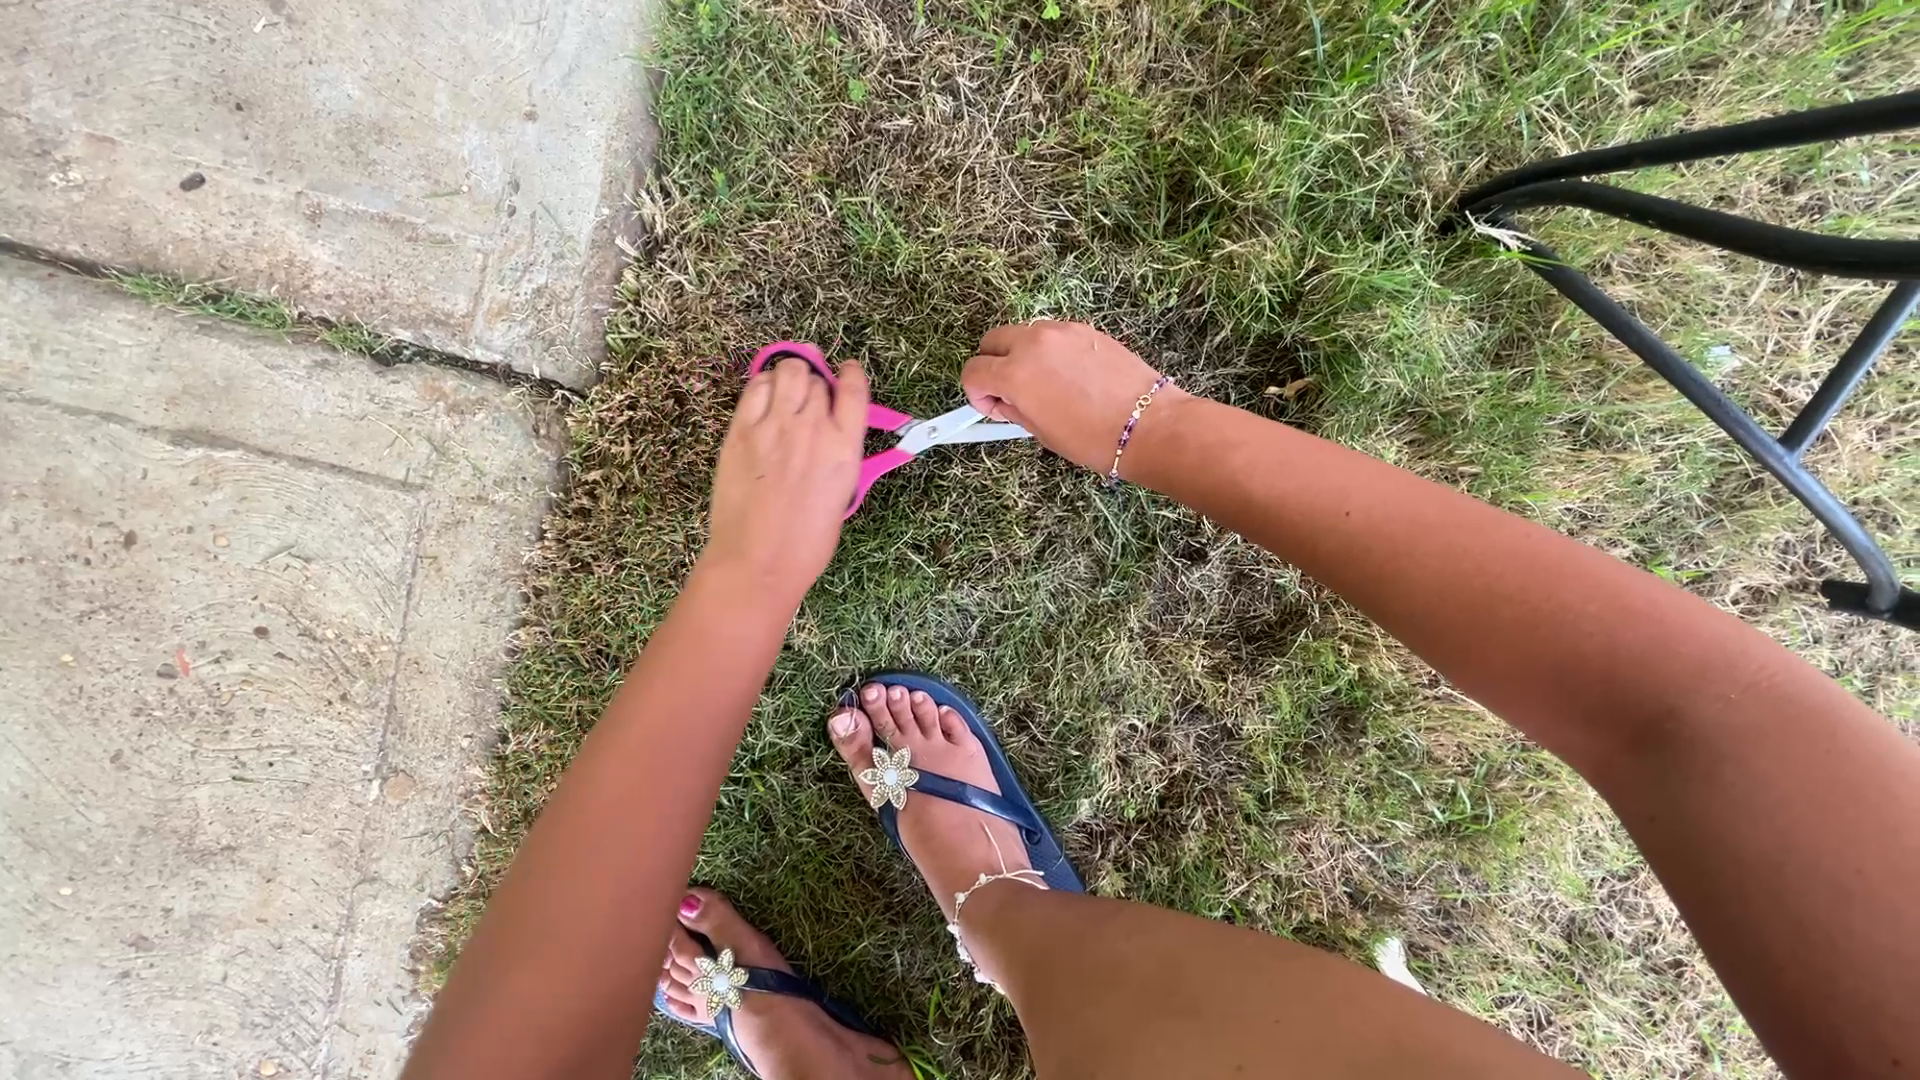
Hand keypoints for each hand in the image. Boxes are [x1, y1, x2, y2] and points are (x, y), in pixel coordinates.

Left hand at [704, 355, 868, 595]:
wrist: (758, 560)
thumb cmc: (806, 543)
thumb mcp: (841, 496)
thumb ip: (839, 456)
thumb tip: (833, 434)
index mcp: (844, 448)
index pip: (854, 389)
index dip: (850, 373)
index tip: (846, 371)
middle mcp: (812, 428)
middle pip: (817, 379)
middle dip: (816, 383)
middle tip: (809, 398)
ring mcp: (774, 426)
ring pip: (787, 372)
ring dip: (791, 375)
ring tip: (787, 391)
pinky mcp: (741, 430)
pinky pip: (755, 388)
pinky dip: (764, 385)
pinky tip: (765, 398)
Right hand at [962, 321, 1188, 473]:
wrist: (1147, 426)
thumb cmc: (1093, 438)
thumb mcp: (1041, 432)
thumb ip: (1013, 410)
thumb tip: (1002, 401)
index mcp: (1015, 373)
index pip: (973, 371)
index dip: (976, 393)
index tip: (991, 406)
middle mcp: (1033, 343)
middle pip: (992, 341)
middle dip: (993, 365)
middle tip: (1008, 392)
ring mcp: (1061, 331)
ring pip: (1022, 333)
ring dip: (1020, 354)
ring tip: (1042, 385)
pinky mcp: (1085, 329)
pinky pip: (1052, 334)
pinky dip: (1048, 350)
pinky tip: (1067, 376)